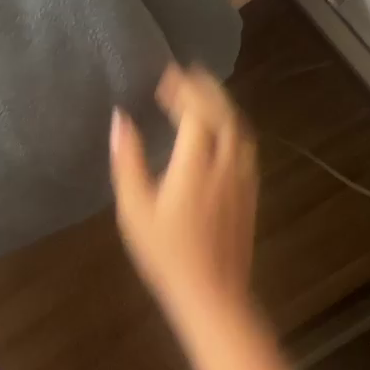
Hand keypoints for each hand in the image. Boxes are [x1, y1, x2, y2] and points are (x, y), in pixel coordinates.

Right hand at [111, 64, 258, 319]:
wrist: (213, 296)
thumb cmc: (165, 251)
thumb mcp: (133, 206)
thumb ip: (127, 159)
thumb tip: (120, 119)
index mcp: (196, 166)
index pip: (197, 115)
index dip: (184, 90)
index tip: (167, 74)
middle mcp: (226, 168)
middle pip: (226, 117)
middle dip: (208, 90)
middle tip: (187, 73)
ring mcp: (242, 183)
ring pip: (241, 132)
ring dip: (224, 106)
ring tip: (203, 93)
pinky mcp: (249, 196)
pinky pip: (246, 149)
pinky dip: (232, 128)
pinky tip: (219, 131)